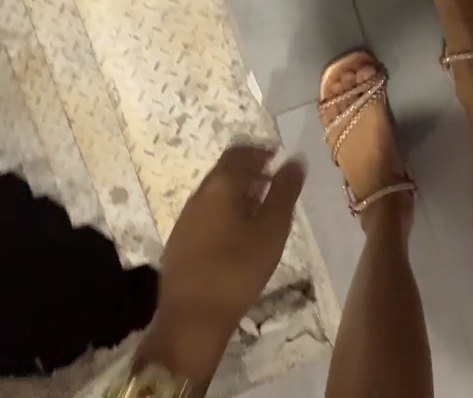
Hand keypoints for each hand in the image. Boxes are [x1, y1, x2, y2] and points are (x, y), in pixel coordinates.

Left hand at [139, 145, 305, 380]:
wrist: (192, 320)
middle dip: (250, 172)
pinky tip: (236, 235)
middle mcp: (199, 195)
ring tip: (260, 210)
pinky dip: (224, 212)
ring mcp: (185, 220)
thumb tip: (294, 160)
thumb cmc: (238, 268)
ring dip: (237, 192)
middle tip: (274, 184)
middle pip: (225, 171)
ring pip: (214, 193)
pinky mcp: (178, 243)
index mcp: (221, 185)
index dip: (261, 152)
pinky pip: (205, 214)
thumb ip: (285, 190)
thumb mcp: (273, 228)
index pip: (240, 151)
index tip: (279, 160)